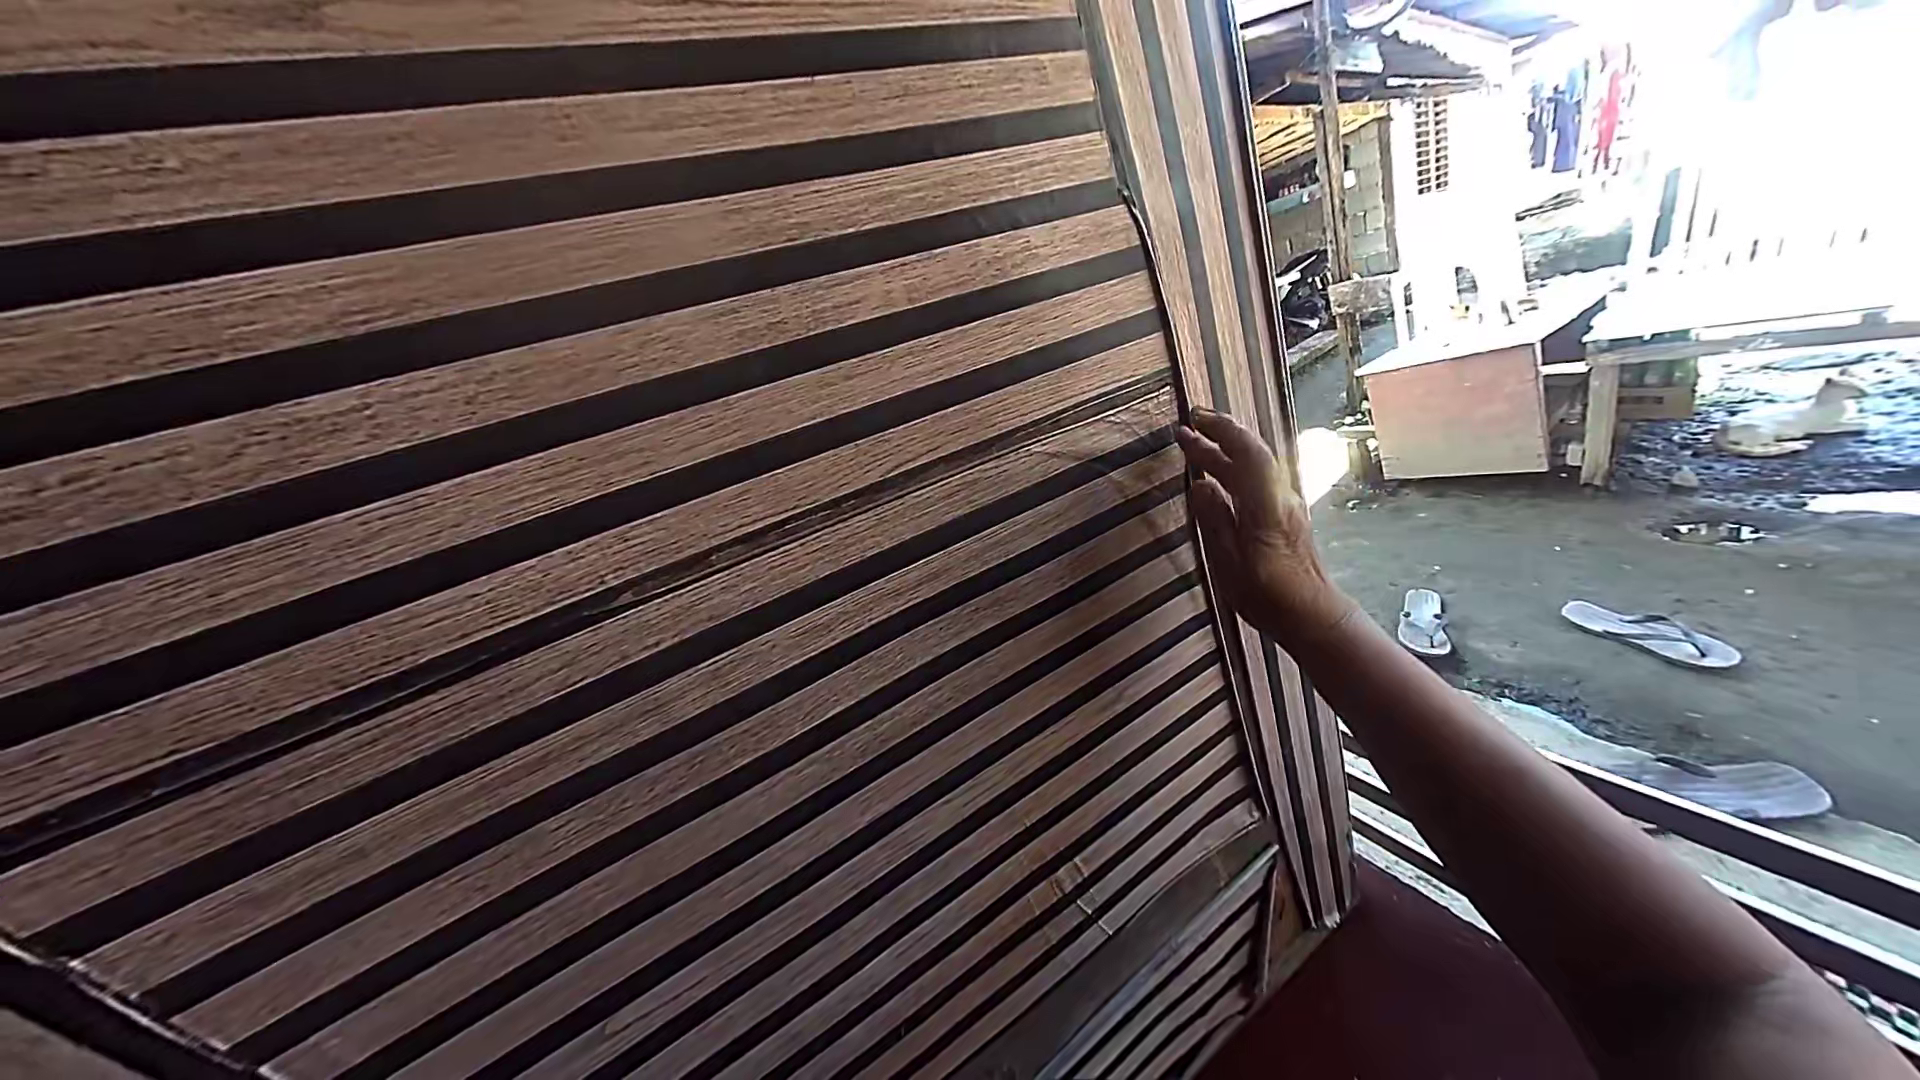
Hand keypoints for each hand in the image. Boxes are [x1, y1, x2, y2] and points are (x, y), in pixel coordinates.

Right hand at [1176, 408, 1358, 649]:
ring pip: (1255, 467)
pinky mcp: (1284, 518)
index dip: (1221, 430)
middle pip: (1251, 454)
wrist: (1311, 615)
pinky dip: (1234, 471)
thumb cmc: (1267, 594)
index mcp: (1266, 505)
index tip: (1194, 420)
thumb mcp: (1229, 561)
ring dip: (1225, 454)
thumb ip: (1214, 519)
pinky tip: (1216, 481)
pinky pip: (1257, 482)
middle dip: (1218, 437)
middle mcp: (1280, 498)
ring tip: (1195, 449)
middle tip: (1186, 428)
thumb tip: (1200, 484)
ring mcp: (1285, 506)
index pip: (1247, 452)